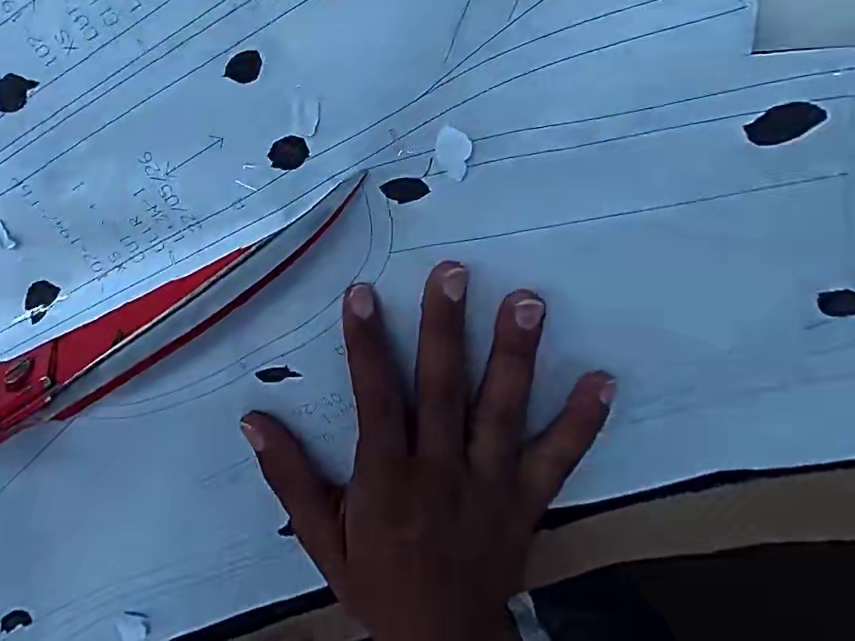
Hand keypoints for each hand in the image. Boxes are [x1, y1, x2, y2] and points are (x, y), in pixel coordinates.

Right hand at [242, 263, 613, 640]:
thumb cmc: (377, 581)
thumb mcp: (321, 538)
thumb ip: (289, 477)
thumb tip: (252, 420)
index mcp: (389, 479)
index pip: (376, 401)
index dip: (367, 346)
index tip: (363, 294)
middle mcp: (442, 472)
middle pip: (444, 391)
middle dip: (446, 328)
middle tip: (455, 274)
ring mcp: (491, 485)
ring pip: (503, 412)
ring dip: (515, 355)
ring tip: (527, 302)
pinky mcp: (526, 502)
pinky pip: (558, 459)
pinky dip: (581, 421)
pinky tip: (602, 379)